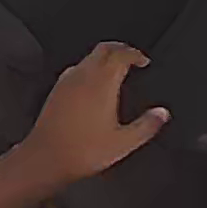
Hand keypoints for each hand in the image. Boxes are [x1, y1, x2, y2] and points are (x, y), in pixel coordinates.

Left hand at [12, 42, 168, 187]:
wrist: (45, 159)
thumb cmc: (81, 151)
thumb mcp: (123, 143)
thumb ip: (146, 126)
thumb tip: (162, 114)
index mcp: (102, 83)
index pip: (122, 55)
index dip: (136, 54)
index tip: (143, 60)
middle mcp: (84, 76)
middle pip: (104, 48)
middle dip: (120, 48)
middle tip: (131, 56)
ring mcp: (67, 81)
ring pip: (89, 57)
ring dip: (105, 56)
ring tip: (115, 68)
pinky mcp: (56, 89)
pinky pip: (76, 68)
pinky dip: (89, 68)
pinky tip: (91, 84)